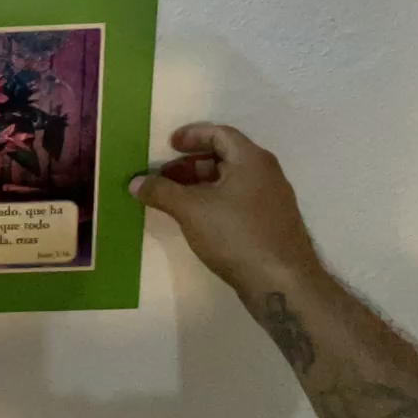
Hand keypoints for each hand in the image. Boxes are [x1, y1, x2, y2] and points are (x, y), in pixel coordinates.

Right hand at [131, 123, 324, 296]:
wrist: (282, 283)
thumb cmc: (236, 235)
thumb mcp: (191, 210)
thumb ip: (161, 192)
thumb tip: (135, 182)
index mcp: (251, 160)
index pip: (220, 134)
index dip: (192, 136)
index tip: (168, 145)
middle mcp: (266, 174)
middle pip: (224, 156)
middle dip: (190, 164)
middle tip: (164, 177)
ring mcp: (271, 200)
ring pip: (230, 181)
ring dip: (199, 184)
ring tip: (174, 200)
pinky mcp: (270, 223)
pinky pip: (237, 200)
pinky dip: (213, 200)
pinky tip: (196, 219)